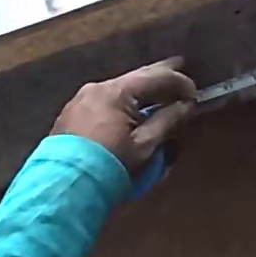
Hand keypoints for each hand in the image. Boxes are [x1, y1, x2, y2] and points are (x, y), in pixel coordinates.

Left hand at [50, 58, 196, 170]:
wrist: (61, 189)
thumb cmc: (109, 167)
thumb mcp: (144, 147)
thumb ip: (167, 121)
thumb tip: (185, 105)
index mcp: (118, 91)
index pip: (157, 77)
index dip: (180, 83)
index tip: (195, 95)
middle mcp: (99, 87)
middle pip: (138, 76)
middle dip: (161, 74)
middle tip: (181, 67)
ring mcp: (83, 98)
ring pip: (121, 86)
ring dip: (142, 88)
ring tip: (158, 87)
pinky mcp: (73, 112)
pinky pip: (106, 98)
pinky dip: (124, 98)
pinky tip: (132, 104)